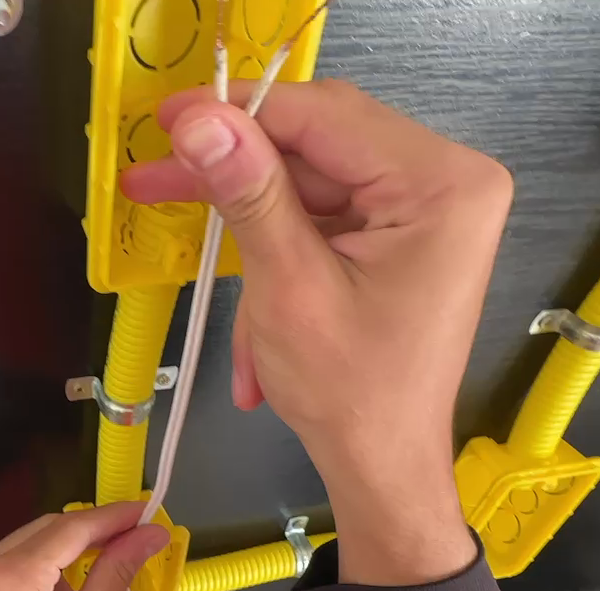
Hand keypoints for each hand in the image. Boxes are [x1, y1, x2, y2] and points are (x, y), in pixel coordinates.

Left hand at [0, 503, 168, 590]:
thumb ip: (118, 570)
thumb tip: (150, 533)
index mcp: (10, 579)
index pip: (69, 529)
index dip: (111, 517)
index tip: (145, 511)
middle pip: (45, 529)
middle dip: (89, 530)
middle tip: (132, 536)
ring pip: (25, 540)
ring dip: (63, 547)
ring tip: (99, 566)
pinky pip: (6, 558)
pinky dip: (36, 563)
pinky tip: (60, 585)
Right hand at [120, 79, 508, 584]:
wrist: (380, 466)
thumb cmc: (347, 393)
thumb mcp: (288, 290)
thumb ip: (250, 197)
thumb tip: (201, 123)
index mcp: (440, 185)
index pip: (324, 117)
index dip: (239, 114)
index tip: (167, 119)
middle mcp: (444, 184)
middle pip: (316, 151)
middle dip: (235, 179)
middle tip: (155, 178)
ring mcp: (421, 215)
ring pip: (310, 195)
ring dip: (252, 247)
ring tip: (220, 302)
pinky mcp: (396, 244)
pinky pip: (320, 231)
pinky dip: (276, 271)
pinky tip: (257, 334)